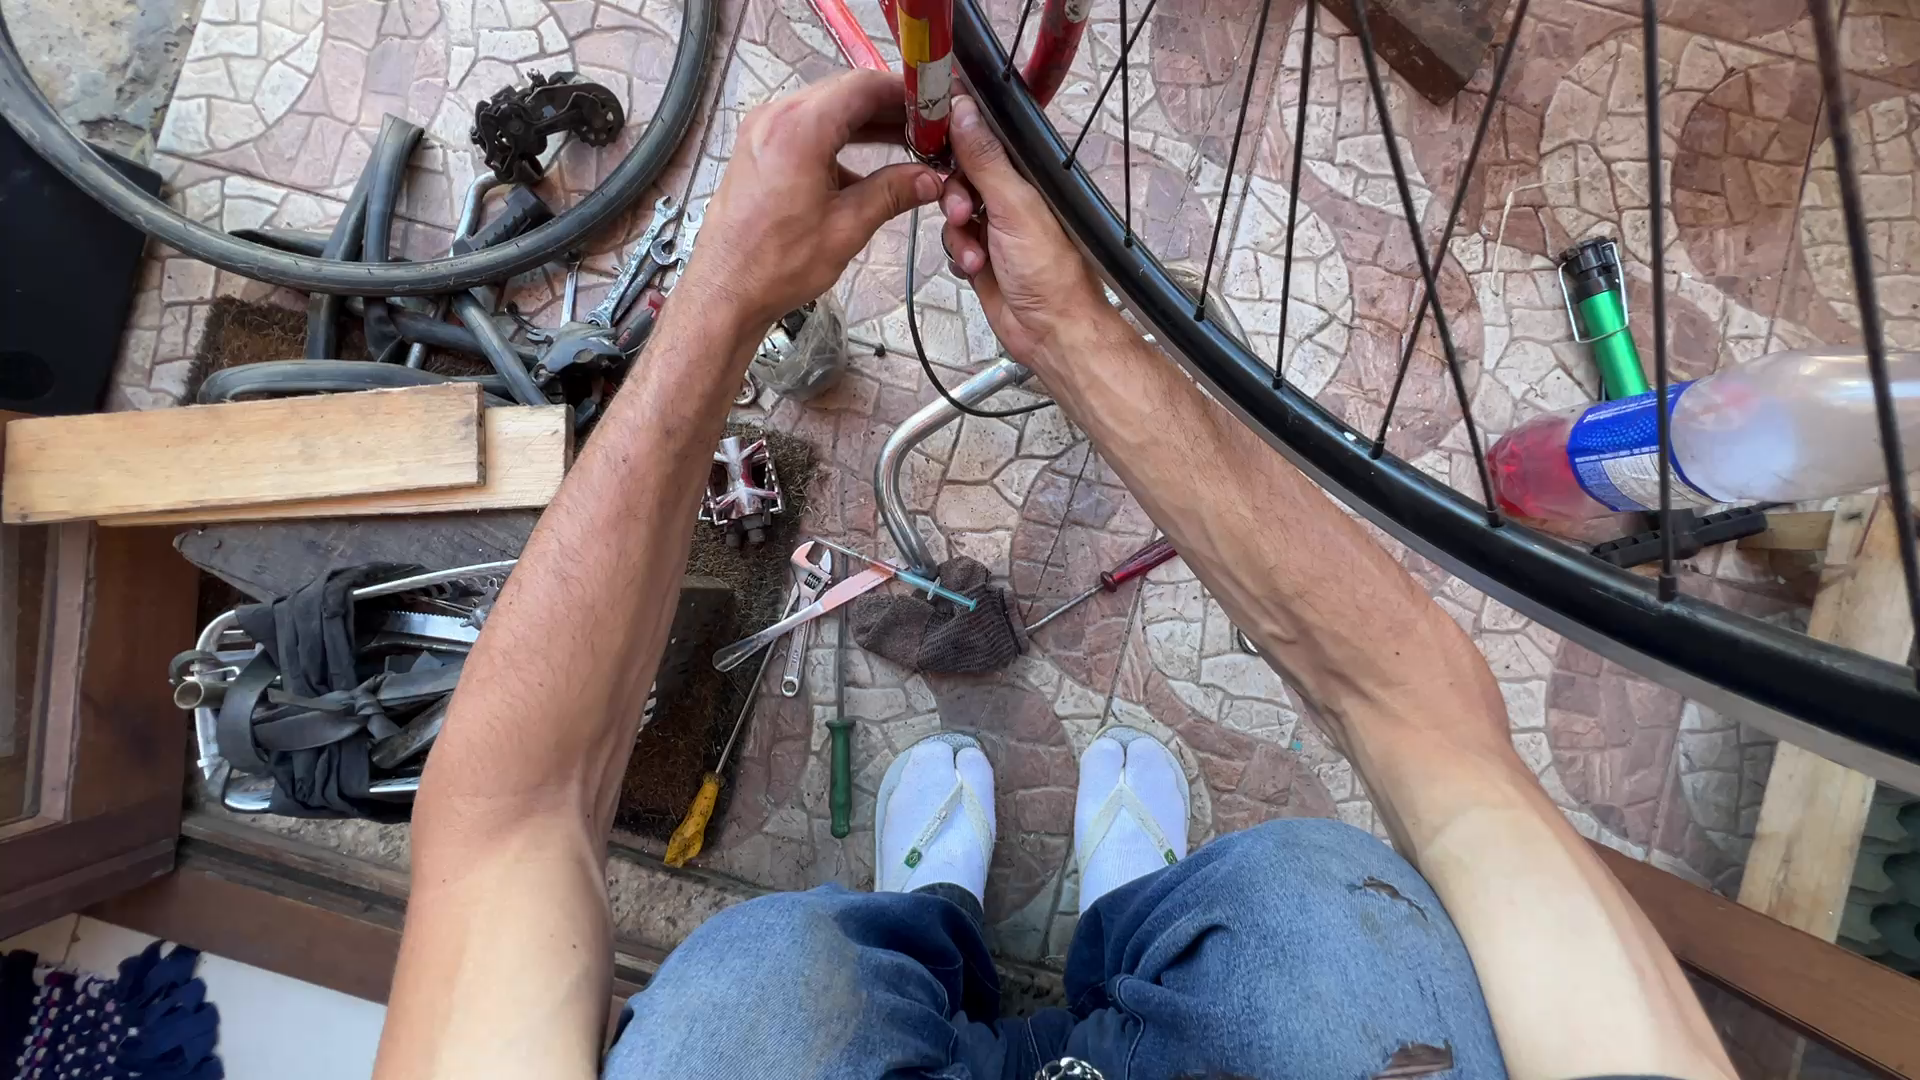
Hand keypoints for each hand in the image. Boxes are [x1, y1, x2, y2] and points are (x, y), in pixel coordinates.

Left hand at [684, 70, 942, 326]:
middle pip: (844, 94)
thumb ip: (891, 194)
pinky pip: (805, 131)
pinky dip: (837, 142)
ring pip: (825, 112)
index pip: (862, 86)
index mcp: (799, 129)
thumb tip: (929, 180)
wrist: (727, 290)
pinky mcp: (757, 151)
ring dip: (864, 126)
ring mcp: (762, 132)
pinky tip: (863, 169)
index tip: (932, 109)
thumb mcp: (846, 228)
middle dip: (888, 110)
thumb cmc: (776, 265)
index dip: (904, 93)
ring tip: (903, 147)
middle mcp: (776, 118)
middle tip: (926, 132)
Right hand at [939, 95, 1108, 367]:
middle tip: (962, 216)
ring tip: (976, 259)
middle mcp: (1011, 198)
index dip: (959, 136)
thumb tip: (963, 107)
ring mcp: (996, 230)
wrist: (1049, 331)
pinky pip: (955, 245)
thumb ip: (986, 159)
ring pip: (955, 214)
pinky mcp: (983, 259)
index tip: (933, 135)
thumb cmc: (1047, 270)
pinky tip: (974, 271)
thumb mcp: (1015, 206)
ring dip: (958, 236)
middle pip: (962, 176)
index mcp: (1028, 176)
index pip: (986, 139)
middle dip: (955, 197)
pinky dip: (959, 257)